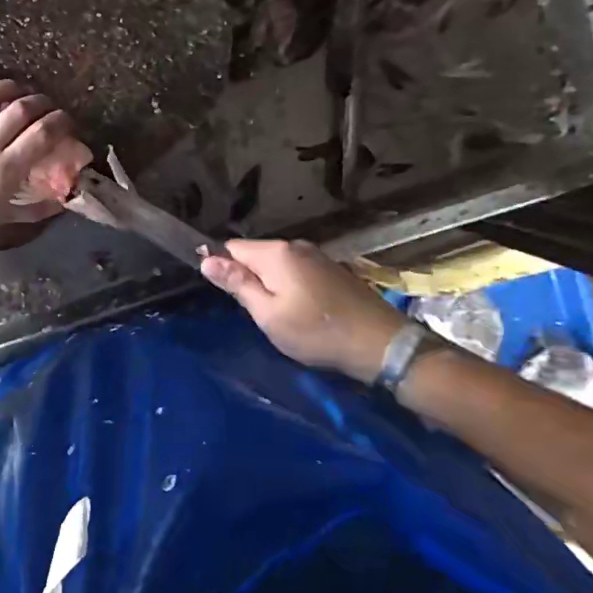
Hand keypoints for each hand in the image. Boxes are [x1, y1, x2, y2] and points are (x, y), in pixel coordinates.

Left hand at [0, 76, 85, 229]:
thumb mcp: (21, 213)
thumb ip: (49, 204)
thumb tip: (76, 187)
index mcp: (6, 168)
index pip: (42, 132)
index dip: (61, 121)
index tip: (67, 121)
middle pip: (20, 109)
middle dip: (42, 102)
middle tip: (47, 106)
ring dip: (9, 86)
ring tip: (21, 90)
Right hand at [200, 239, 402, 382]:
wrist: (386, 346)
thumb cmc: (318, 333)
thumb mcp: (268, 314)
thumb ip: (237, 284)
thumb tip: (206, 260)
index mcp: (275, 253)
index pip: (230, 248)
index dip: (223, 268)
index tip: (229, 295)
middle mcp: (296, 246)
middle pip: (254, 254)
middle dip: (249, 277)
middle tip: (257, 310)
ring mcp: (318, 256)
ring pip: (276, 264)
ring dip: (271, 283)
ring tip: (281, 313)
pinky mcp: (334, 270)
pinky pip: (297, 271)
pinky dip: (292, 285)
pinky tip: (304, 310)